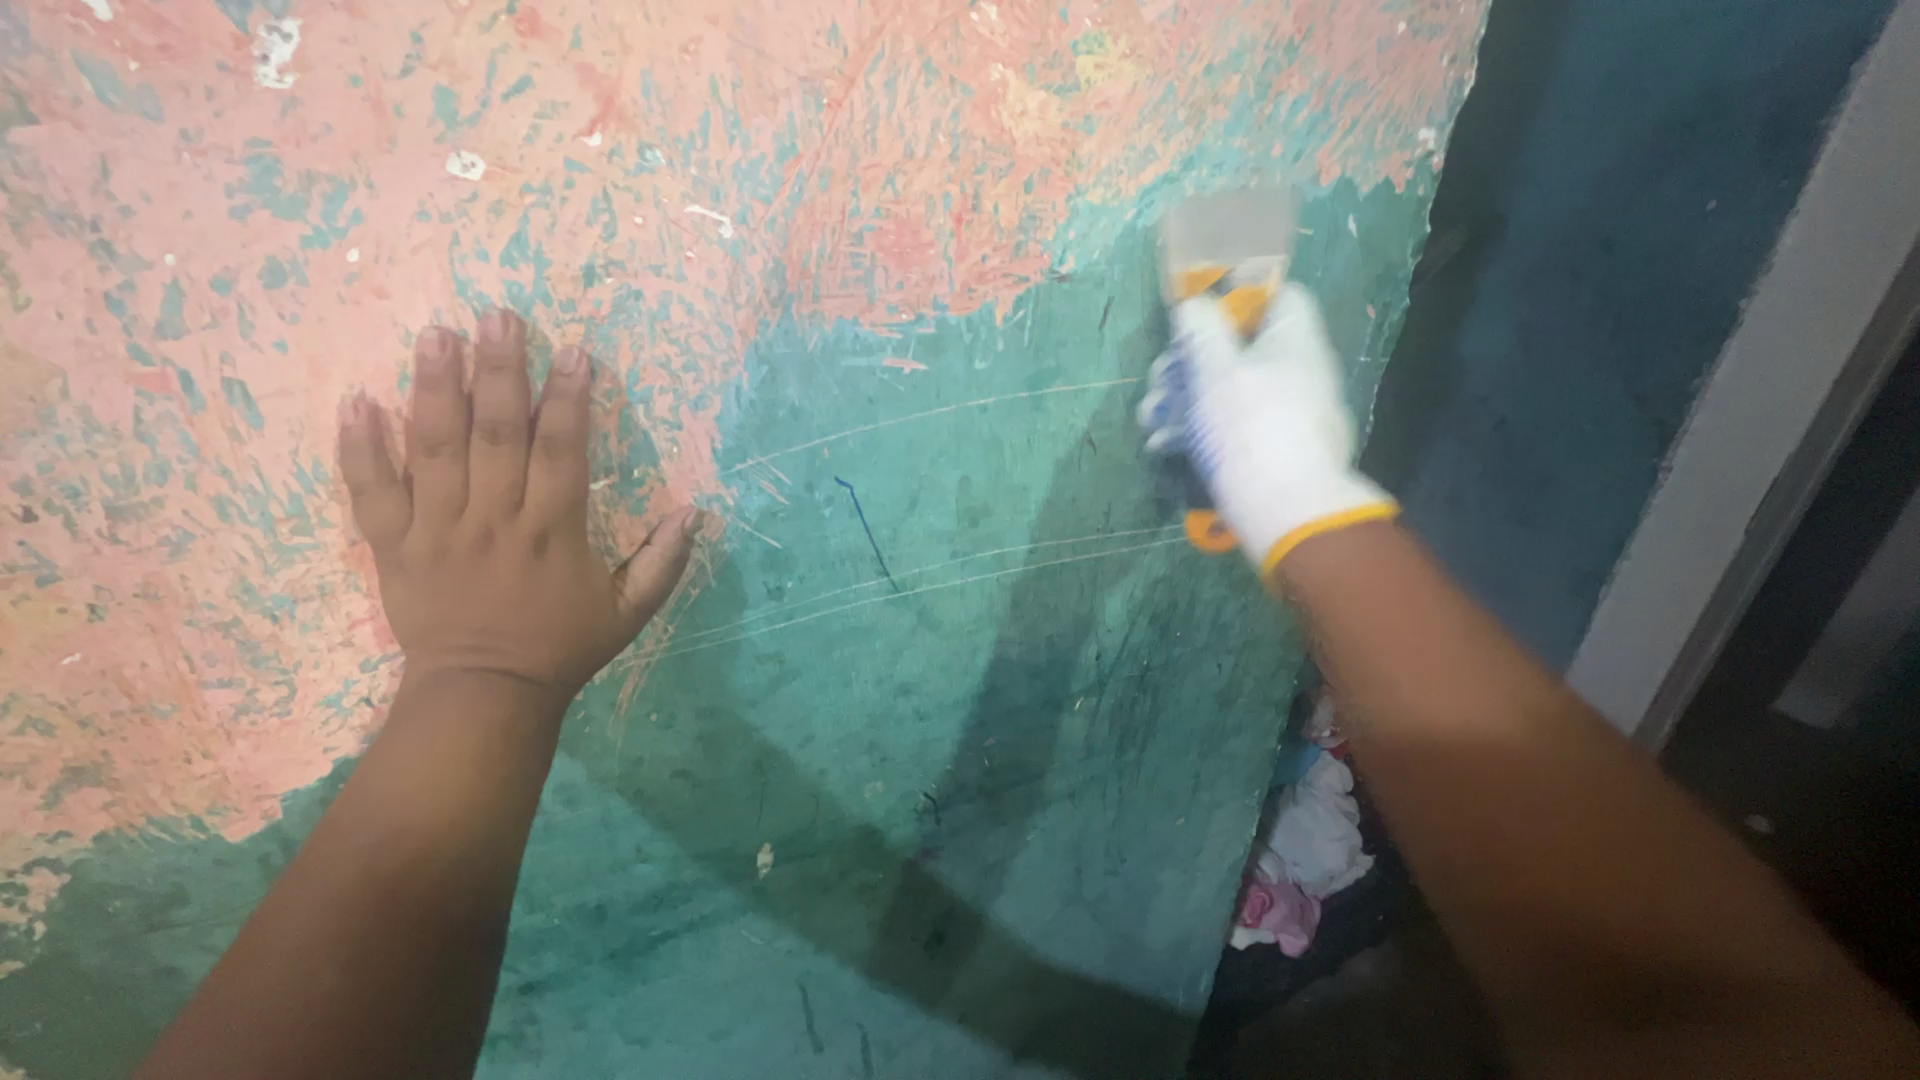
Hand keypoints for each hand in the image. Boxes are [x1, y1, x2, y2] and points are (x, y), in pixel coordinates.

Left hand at [337, 310, 698, 706]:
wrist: (486, 693)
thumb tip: (693, 512)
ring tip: (437, 336)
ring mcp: (437, 531)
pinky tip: (359, 400)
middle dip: (499, 372)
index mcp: (552, 532)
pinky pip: (372, 492)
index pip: (562, 452)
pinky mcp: (395, 547)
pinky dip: (361, 447)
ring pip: (433, 450)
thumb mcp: (630, 611)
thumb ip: (664, 562)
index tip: (574, 353)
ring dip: (435, 389)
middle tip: (498, 317)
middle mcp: (494, 520)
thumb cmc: (564, 646)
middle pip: (495, 435)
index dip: (569, 400)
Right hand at [1137, 284, 1396, 578]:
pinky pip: (1230, 427)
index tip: (1197, 312)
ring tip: (1149, 417)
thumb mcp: (1215, 367)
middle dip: (1188, 360)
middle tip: (1158, 378)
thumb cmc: (1249, 425)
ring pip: (1225, 391)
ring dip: (1181, 399)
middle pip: (1238, 347)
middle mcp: (1294, 371)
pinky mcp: (1268, 450)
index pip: (1278, 296)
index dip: (1237, 296)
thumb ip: (1200, 329)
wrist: (1284, 509)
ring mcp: (1283, 414)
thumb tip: (1193, 304)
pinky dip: (1196, 430)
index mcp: (1293, 340)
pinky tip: (1164, 445)